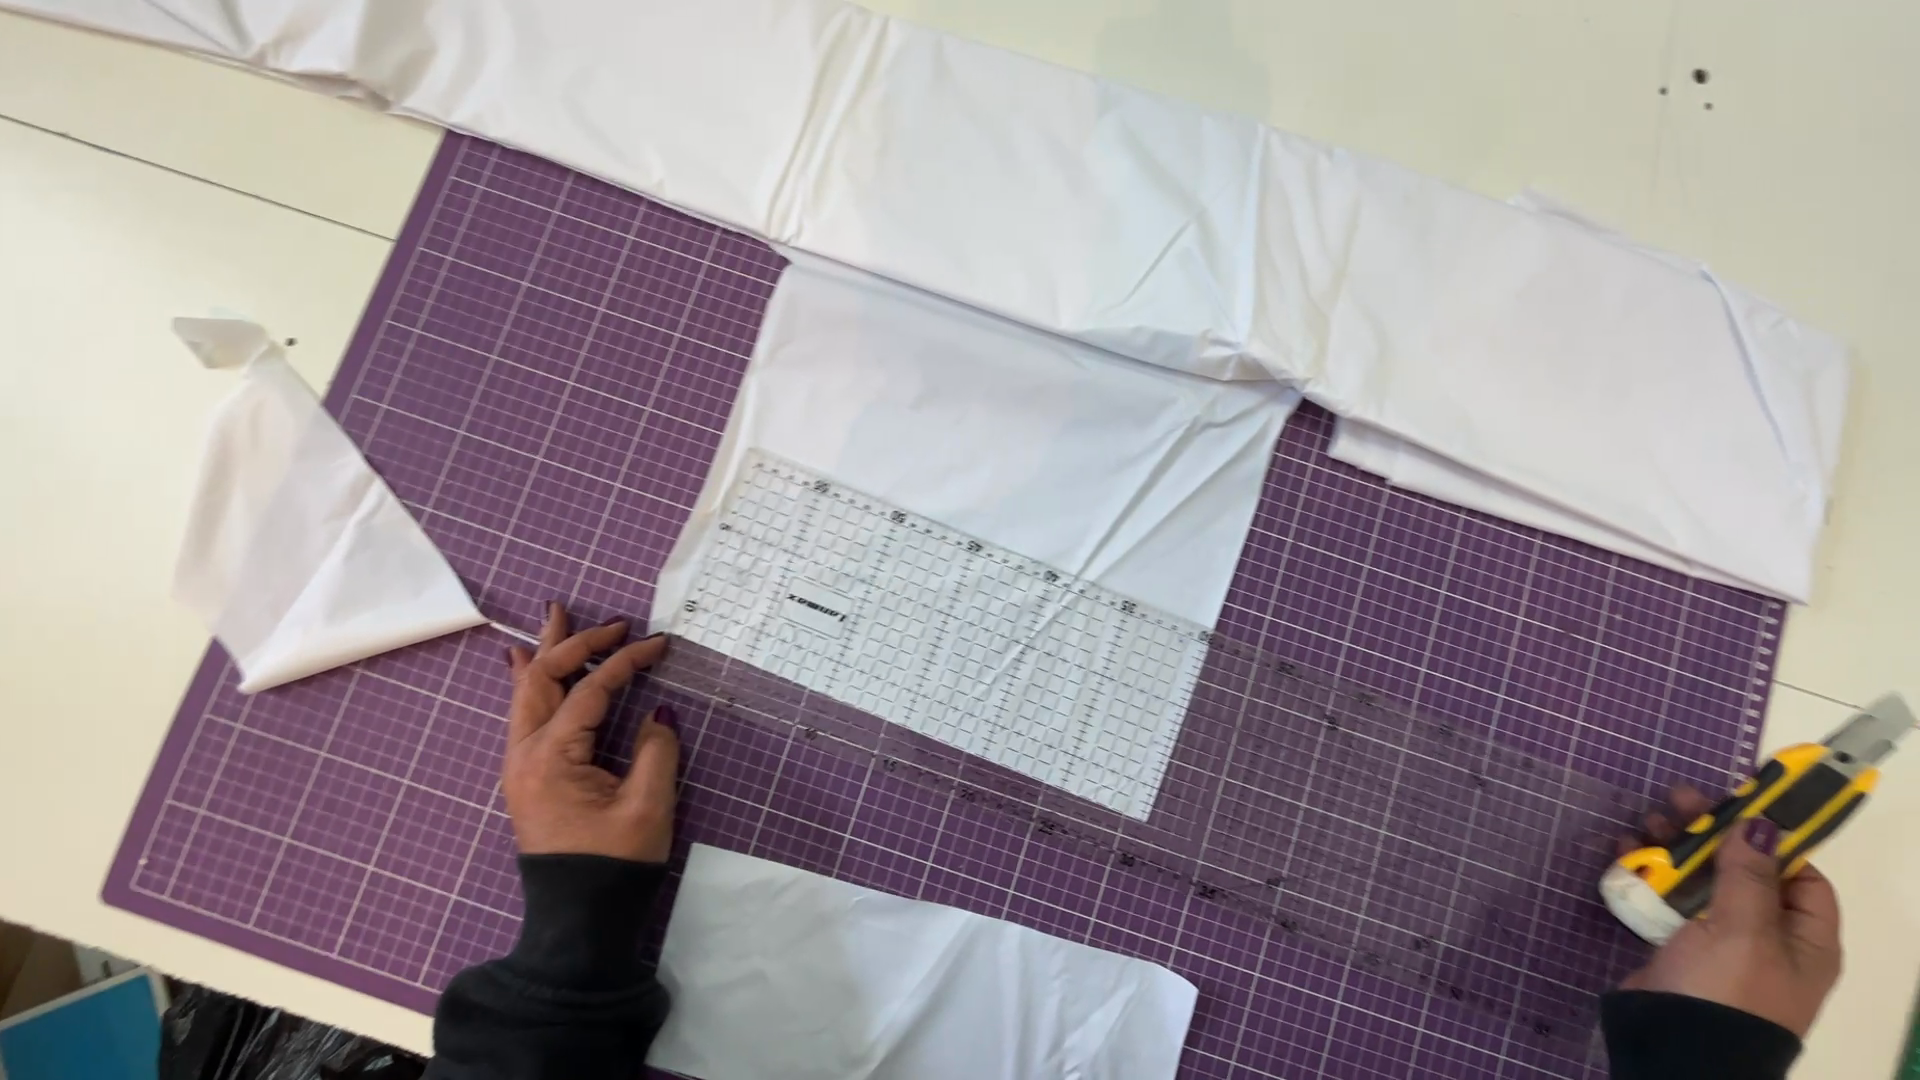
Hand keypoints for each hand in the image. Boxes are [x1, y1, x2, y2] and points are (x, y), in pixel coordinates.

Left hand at [501, 602, 679, 862]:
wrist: (578, 920)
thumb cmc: (615, 862)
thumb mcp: (648, 804)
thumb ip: (656, 748)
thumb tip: (659, 711)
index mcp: (552, 758)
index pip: (590, 690)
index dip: (626, 661)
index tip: (660, 643)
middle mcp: (525, 754)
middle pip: (543, 679)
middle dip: (575, 642)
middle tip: (613, 621)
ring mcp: (521, 765)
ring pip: (528, 693)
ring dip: (546, 653)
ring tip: (556, 616)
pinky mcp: (529, 775)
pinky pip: (526, 713)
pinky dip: (532, 681)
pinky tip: (524, 663)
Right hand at [1617, 785, 1842, 1036]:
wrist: (1678, 1041)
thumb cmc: (1725, 985)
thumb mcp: (1743, 929)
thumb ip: (1749, 876)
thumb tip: (1763, 824)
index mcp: (1802, 937)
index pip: (1800, 876)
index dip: (1770, 839)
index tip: (1734, 805)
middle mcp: (1765, 935)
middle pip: (1740, 870)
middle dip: (1710, 834)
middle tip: (1676, 799)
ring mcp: (1716, 939)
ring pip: (1697, 879)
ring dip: (1672, 848)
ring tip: (1644, 824)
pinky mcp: (1675, 942)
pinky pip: (1665, 896)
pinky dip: (1647, 871)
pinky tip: (1625, 852)